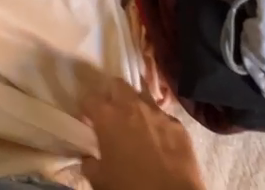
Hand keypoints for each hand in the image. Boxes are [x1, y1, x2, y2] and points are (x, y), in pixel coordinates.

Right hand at [80, 76, 204, 189]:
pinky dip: (157, 123)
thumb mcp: (100, 180)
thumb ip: (89, 163)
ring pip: (142, 95)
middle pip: (117, 84)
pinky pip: (163, 116)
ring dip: (136, 104)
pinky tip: (159, 139)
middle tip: (111, 113)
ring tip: (136, 122)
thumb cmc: (130, 187)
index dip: (86, 108)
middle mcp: (131, 105)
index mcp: (107, 116)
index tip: (87, 120)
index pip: (88, 98)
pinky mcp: (178, 125)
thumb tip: (89, 157)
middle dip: (112, 94)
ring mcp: (157, 113)